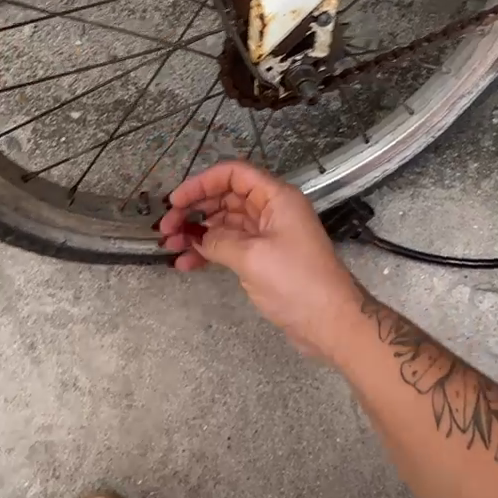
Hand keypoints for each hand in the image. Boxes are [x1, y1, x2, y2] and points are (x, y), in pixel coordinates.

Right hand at [159, 160, 363, 358]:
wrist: (332, 323)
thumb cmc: (297, 282)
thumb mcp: (252, 258)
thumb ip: (220, 242)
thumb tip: (198, 238)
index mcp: (276, 198)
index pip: (234, 174)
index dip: (202, 183)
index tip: (176, 200)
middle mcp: (272, 210)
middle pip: (226, 197)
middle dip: (195, 210)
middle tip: (166, 227)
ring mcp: (268, 235)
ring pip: (225, 223)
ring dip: (198, 233)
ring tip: (170, 247)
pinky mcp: (265, 258)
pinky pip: (230, 246)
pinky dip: (209, 252)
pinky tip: (186, 264)